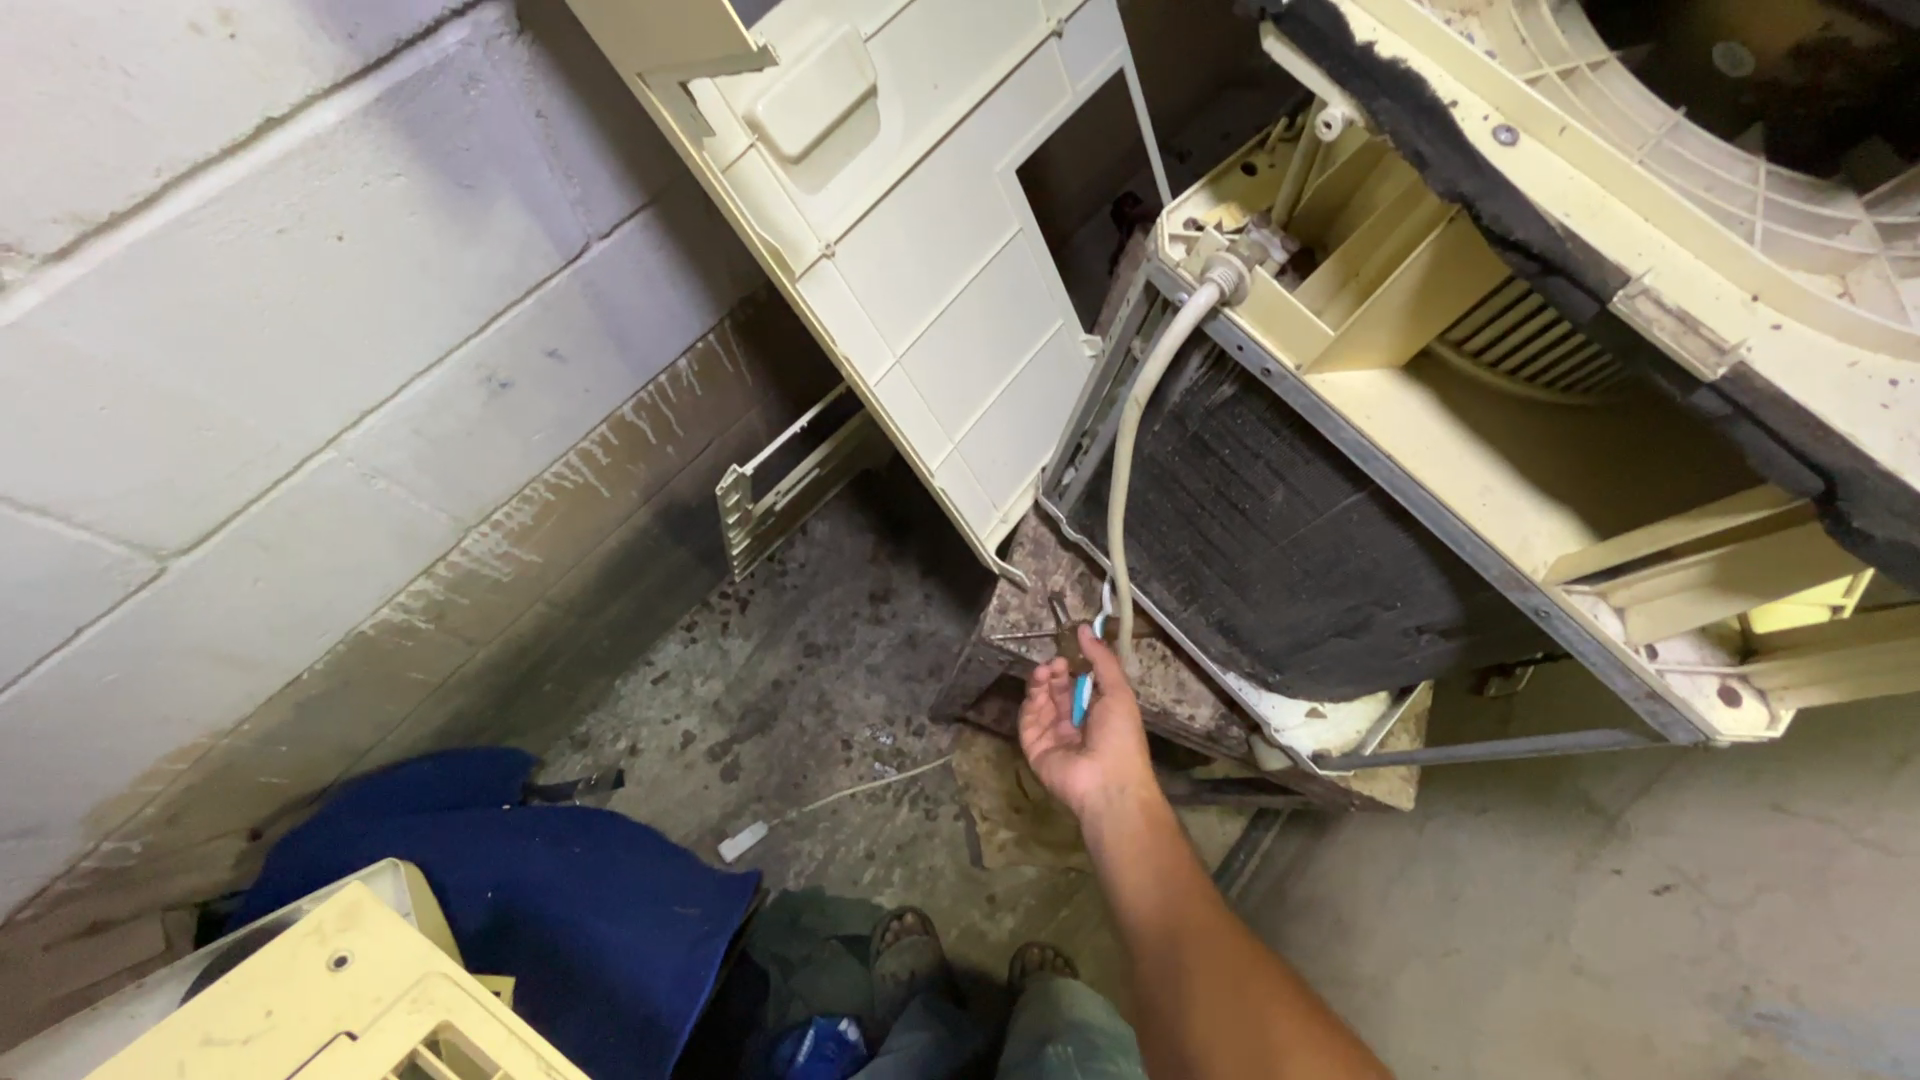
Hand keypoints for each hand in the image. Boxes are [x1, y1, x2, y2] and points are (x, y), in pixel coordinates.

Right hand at [1018, 624, 1158, 823]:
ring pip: (1040, 702)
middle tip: (1056, 662)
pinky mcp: (1035, 747)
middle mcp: (1075, 723)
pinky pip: (1028, 721)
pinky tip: (1038, 686)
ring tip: (1045, 670)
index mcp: (1098, 712)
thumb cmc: (1120, 736)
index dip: (1073, 667)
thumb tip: (1085, 628)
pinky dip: (1030, 702)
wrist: (1108, 781)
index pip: (1080, 684)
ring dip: (1041, 683)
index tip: (1069, 650)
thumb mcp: (1118, 691)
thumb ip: (1102, 659)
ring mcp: (1054, 736)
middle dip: (1055, 673)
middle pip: (1057, 691)